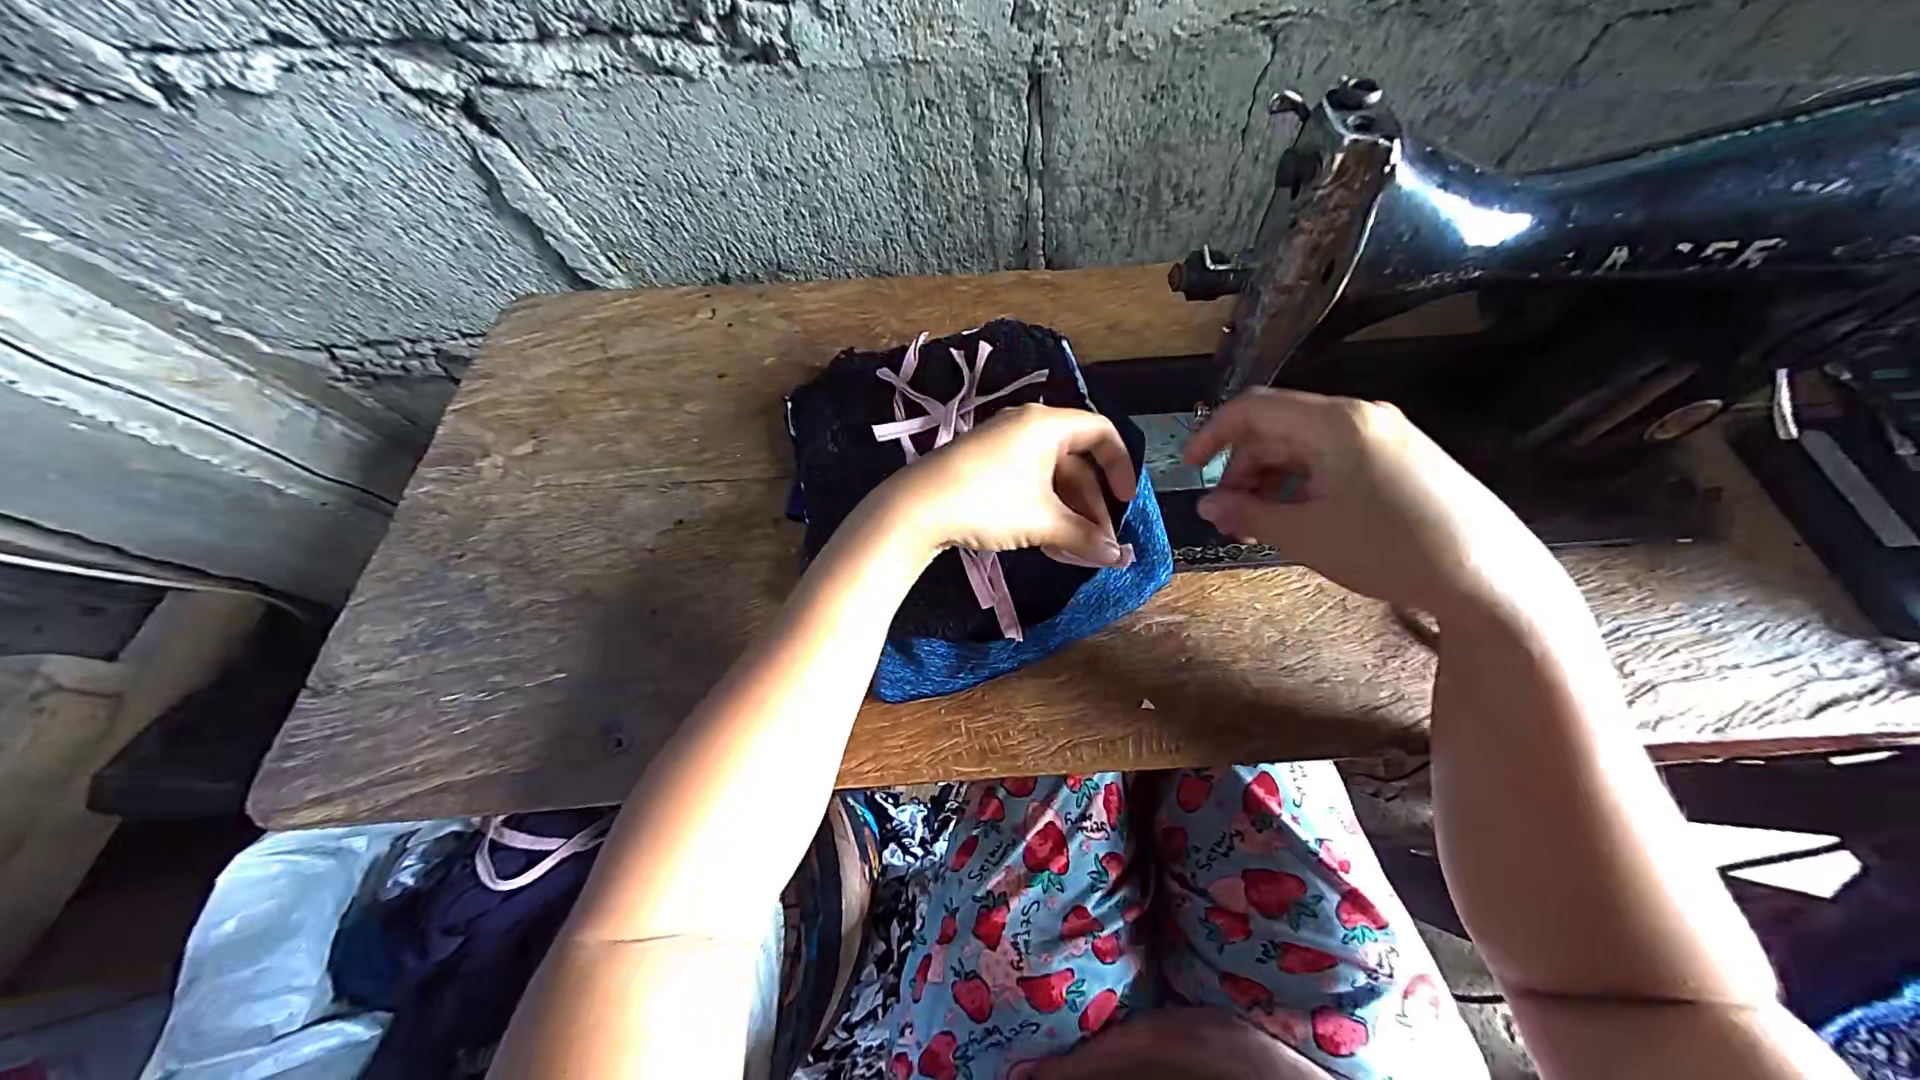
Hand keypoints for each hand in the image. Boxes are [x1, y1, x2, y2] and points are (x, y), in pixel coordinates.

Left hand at [872, 404, 1137, 566]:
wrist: (914, 508)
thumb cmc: (987, 503)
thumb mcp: (1043, 522)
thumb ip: (1084, 536)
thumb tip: (1115, 556)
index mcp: (1046, 424)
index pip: (1101, 433)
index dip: (1121, 466)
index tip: (1125, 501)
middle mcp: (1026, 427)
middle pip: (1075, 464)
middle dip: (1091, 507)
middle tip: (1099, 544)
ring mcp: (1002, 446)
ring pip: (1050, 479)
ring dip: (1068, 515)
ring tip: (1075, 552)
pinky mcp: (983, 466)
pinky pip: (1027, 484)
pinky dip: (1043, 511)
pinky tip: (1049, 544)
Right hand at [1183, 388, 1562, 618]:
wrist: (1492, 579)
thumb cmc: (1390, 549)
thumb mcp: (1305, 535)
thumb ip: (1247, 513)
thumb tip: (1207, 504)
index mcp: (1334, 423)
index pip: (1253, 408)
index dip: (1212, 435)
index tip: (1190, 470)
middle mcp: (1360, 418)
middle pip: (1277, 429)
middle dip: (1241, 469)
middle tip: (1226, 516)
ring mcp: (1385, 438)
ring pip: (1303, 447)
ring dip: (1269, 481)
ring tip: (1257, 525)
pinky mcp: (1401, 460)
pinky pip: (1332, 461)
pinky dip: (1302, 485)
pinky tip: (1297, 520)